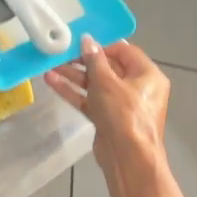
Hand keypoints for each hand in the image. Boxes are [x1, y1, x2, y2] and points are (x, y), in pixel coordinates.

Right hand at [44, 35, 169, 166]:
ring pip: (95, 83)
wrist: (128, 157)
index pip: (124, 51)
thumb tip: (87, 39)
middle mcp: (137, 87)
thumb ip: (94, 59)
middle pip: (107, 67)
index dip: (101, 45)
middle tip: (59, 53)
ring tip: (49, 66)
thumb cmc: (124, 114)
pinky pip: (89, 99)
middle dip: (81, 61)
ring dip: (73, 75)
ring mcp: (121, 104)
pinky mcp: (107, 117)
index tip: (78, 41)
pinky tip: (51, 81)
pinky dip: (73, 91)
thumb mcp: (107, 82)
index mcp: (147, 75)